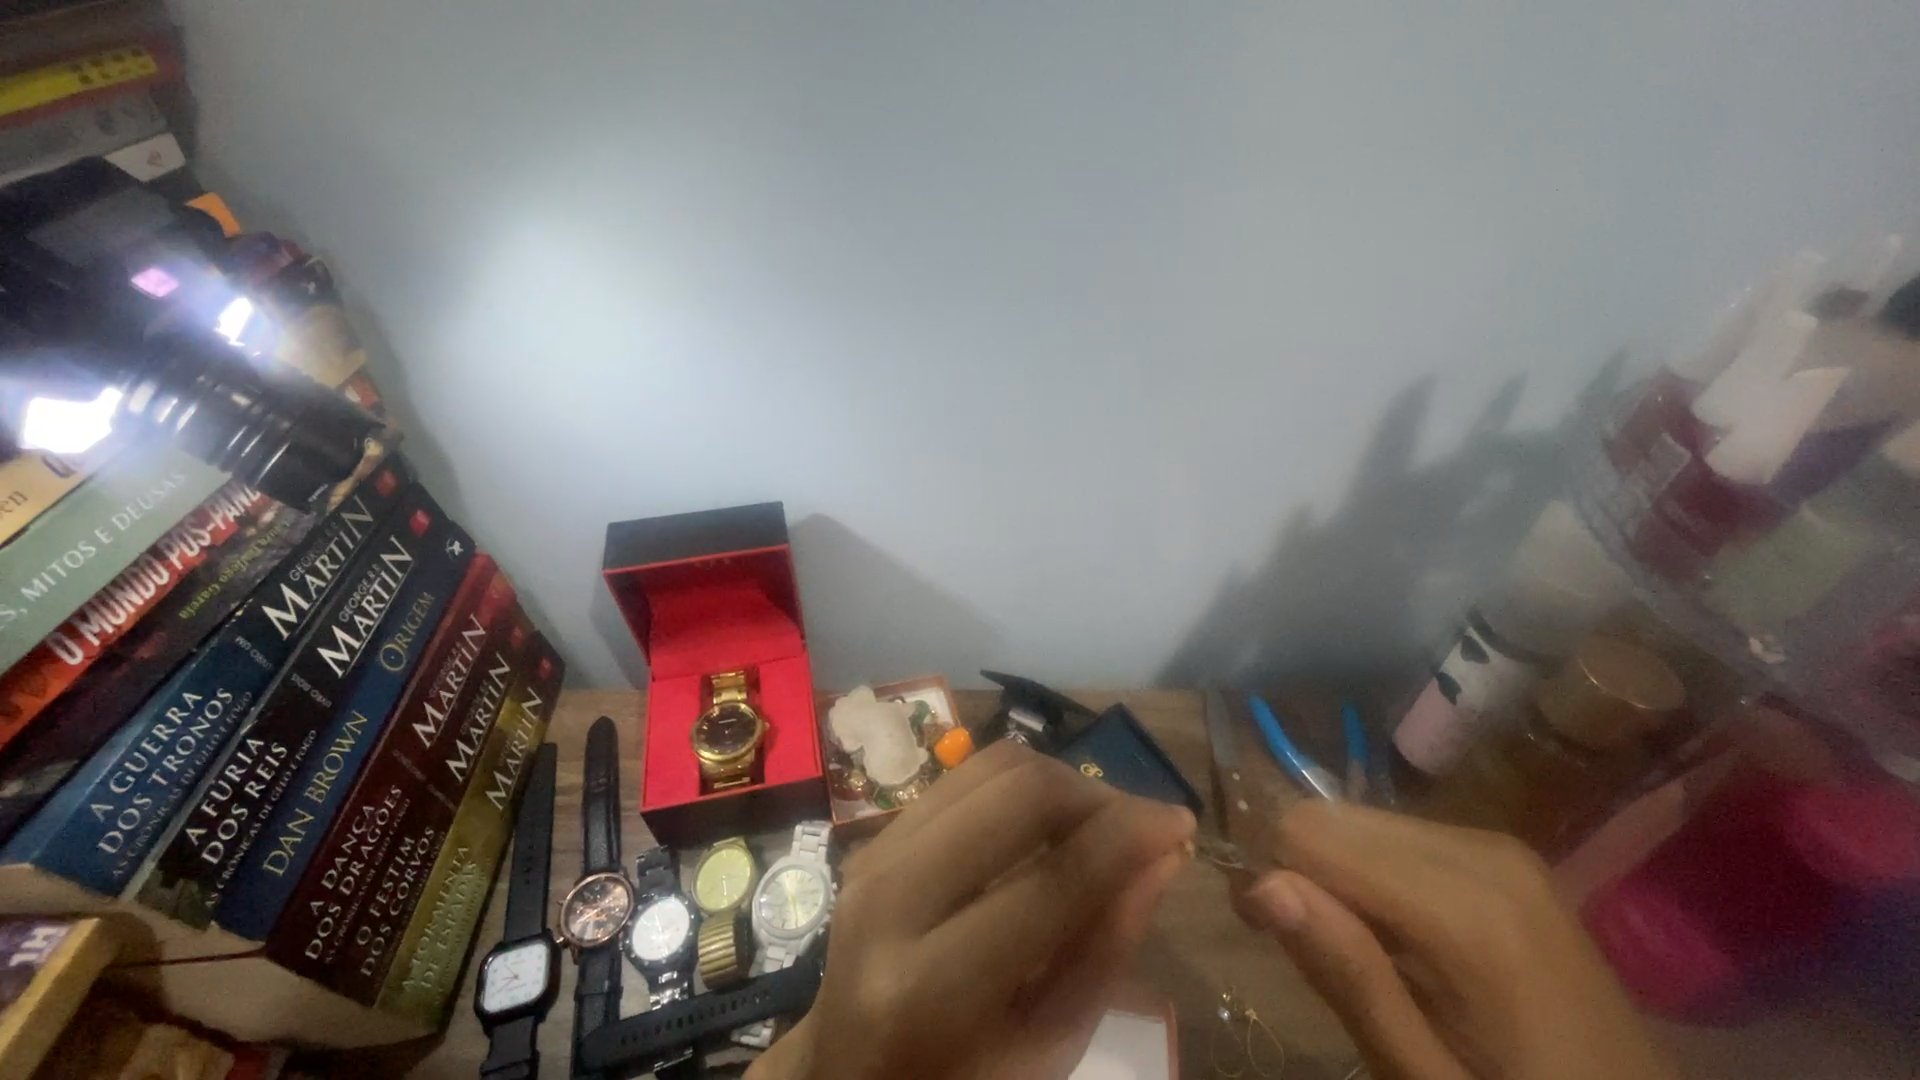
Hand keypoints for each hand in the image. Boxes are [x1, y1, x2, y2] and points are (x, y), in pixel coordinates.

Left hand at [748, 740, 1195, 1079]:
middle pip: (1017, 792)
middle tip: (1138, 826)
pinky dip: (1022, 786)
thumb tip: (1161, 852)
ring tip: (1096, 825)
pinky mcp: (876, 834)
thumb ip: (1104, 948)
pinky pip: (965, 777)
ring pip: (991, 766)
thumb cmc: (962, 1075)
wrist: (850, 1067)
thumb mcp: (1047, 1045)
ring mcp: (874, 854)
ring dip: (1061, 781)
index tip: (1182, 822)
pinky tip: (1045, 824)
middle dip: (1096, 795)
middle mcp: (891, 900)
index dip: (1130, 836)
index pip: (1053, 880)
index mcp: (931, 986)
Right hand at [1233, 800, 1677, 1079]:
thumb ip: (1348, 976)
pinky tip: (1395, 929)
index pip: (1308, 833)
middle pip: (1329, 817)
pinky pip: (1397, 832)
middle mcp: (1480, 853)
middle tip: (1307, 946)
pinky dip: (1372, 870)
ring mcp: (1498, 846)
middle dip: (1298, 869)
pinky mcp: (1503, 851)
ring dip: (1334, 871)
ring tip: (1353, 943)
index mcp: (1464, 914)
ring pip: (1357, 818)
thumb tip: (1262, 885)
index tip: (1265, 934)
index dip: (1268, 877)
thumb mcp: (1423, 1075)